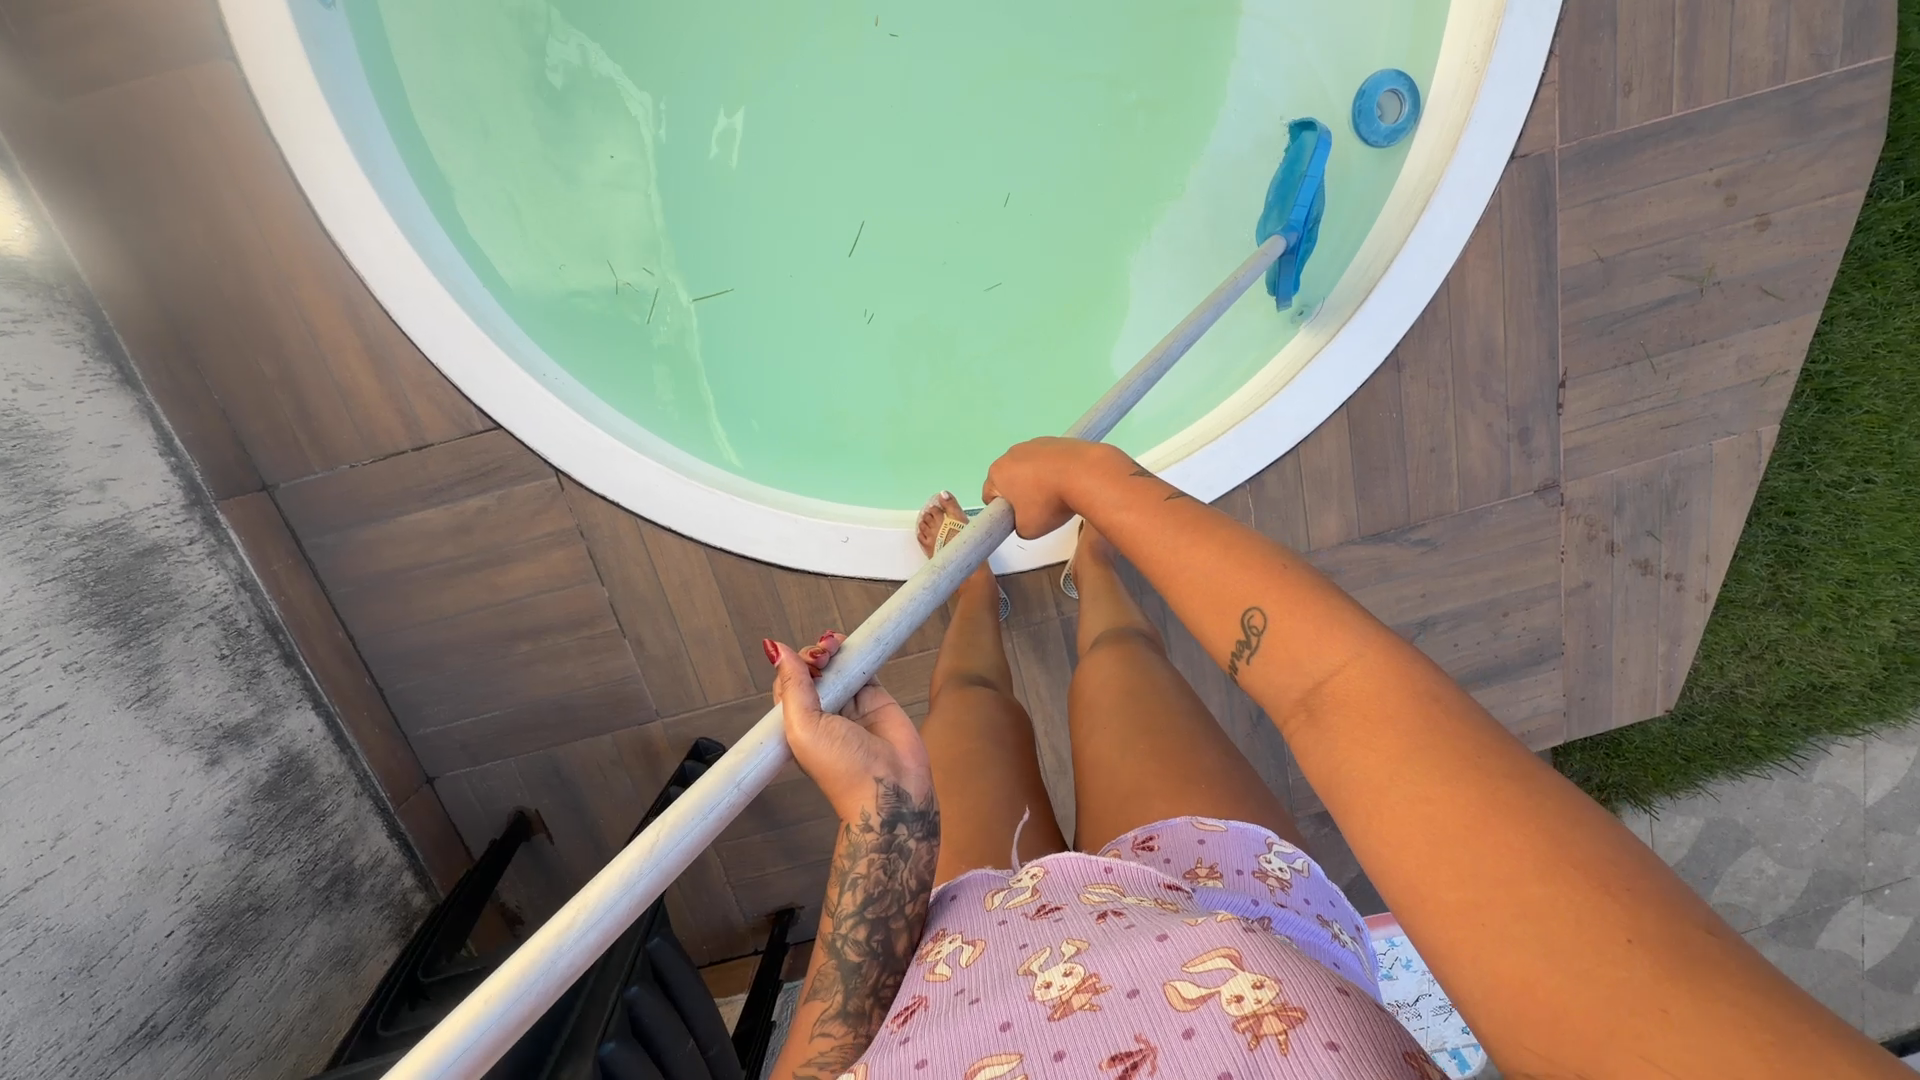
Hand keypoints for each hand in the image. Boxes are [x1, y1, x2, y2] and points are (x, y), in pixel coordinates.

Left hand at [769, 633, 932, 822]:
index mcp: (799, 724)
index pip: (788, 685)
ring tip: (834, 645)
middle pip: (813, 672)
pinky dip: (859, 654)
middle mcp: (823, 713)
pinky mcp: (876, 698)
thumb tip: (776, 649)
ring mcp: (851, 704)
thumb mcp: (804, 728)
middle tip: (823, 654)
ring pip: (838, 667)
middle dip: (814, 656)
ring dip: (833, 651)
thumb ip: (793, 687)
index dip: (792, 666)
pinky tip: (852, 646)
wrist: (890, 787)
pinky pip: (865, 668)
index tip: (804, 661)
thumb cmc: (842, 768)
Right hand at [982, 437, 1128, 537]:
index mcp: (998, 472)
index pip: (989, 495)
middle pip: (1010, 479)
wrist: (1086, 474)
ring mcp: (1035, 443)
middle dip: (1020, 494)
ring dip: (1037, 481)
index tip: (1017, 519)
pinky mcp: (1056, 440)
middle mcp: (1012, 453)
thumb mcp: (1027, 530)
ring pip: (1029, 468)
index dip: (1001, 511)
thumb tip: (1025, 520)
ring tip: (1057, 495)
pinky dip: (1054, 470)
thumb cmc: (1050, 503)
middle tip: (1038, 509)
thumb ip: (1018, 527)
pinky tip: (1067, 481)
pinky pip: (1048, 460)